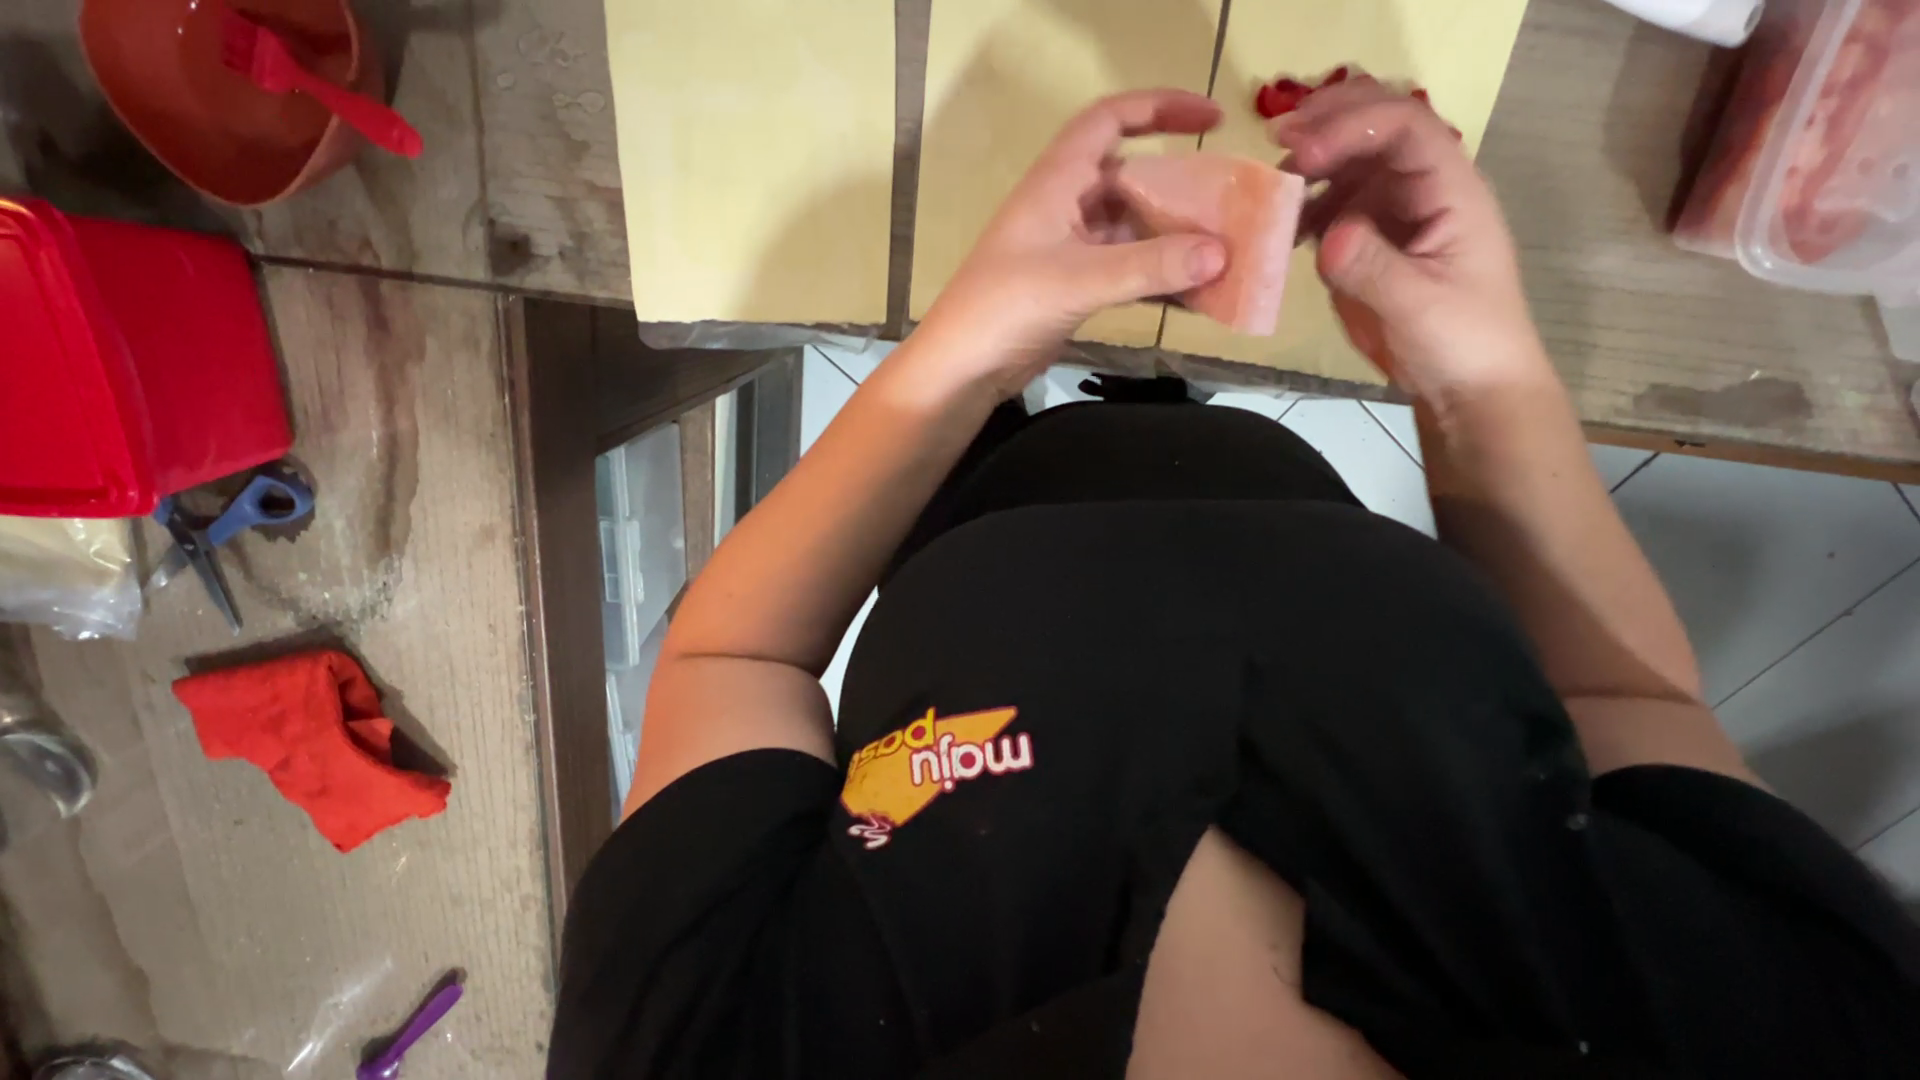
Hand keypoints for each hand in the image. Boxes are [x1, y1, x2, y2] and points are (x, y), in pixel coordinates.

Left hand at [918, 90, 1229, 395]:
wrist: (962, 368)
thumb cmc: (1006, 308)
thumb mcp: (1080, 280)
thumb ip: (1150, 266)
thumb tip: (1220, 253)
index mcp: (1056, 182)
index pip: (1110, 120)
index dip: (1161, 108)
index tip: (1213, 118)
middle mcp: (1063, 208)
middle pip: (1132, 180)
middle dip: (1181, 189)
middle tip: (1232, 206)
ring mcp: (1067, 250)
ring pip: (1131, 231)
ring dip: (1173, 241)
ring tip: (1226, 254)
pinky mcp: (1071, 288)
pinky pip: (1125, 271)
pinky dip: (1156, 279)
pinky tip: (1193, 294)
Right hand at [1270, 80, 1553, 402]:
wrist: (1468, 387)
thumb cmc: (1463, 343)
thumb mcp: (1419, 308)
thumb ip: (1374, 268)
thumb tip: (1329, 234)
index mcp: (1451, 191)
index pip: (1405, 130)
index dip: (1352, 129)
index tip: (1301, 156)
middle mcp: (1421, 191)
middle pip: (1378, 131)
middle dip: (1329, 124)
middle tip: (1276, 137)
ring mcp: (1394, 216)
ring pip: (1351, 166)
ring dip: (1311, 167)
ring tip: (1270, 186)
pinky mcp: (1370, 245)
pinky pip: (1333, 210)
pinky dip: (1303, 211)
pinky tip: (1281, 230)